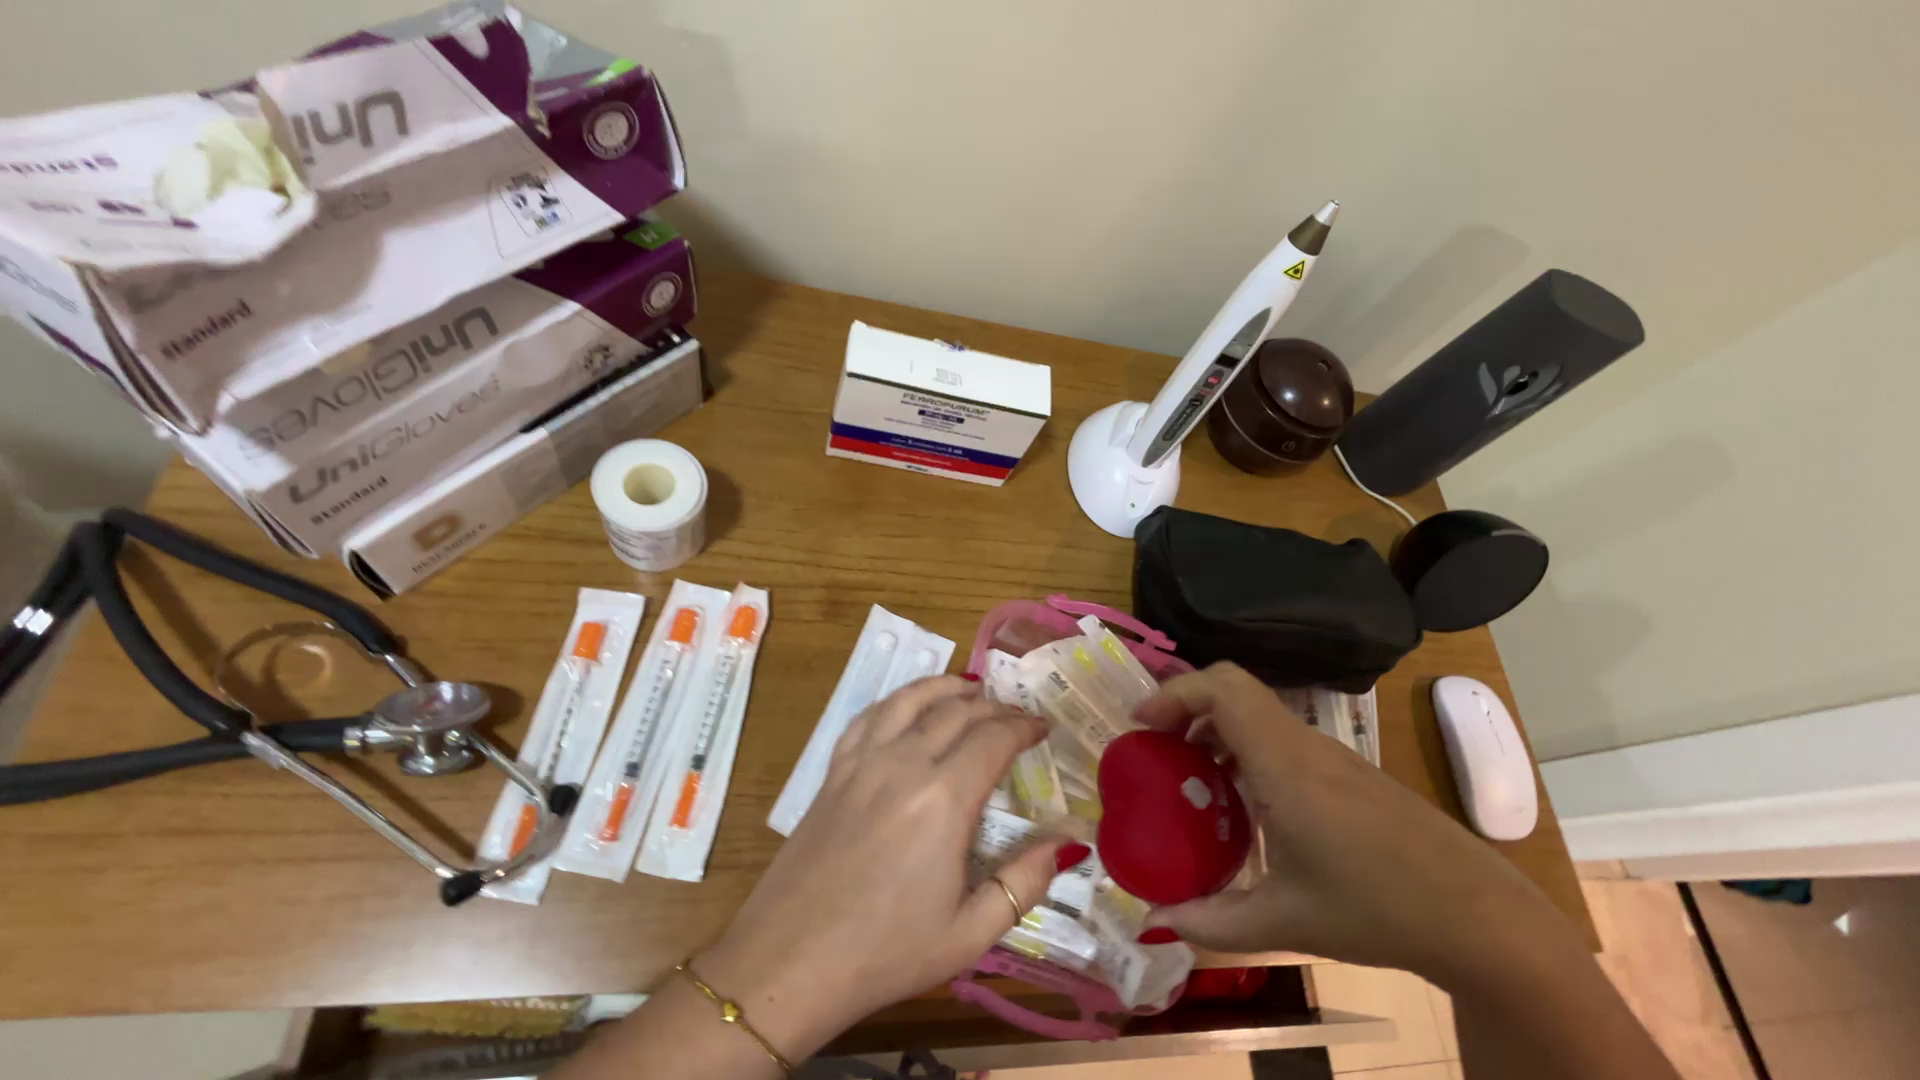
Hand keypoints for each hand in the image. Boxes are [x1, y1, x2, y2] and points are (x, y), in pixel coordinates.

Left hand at [697, 676, 1066, 1057]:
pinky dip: (897, 701)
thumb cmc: (885, 954)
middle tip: (1016, 716)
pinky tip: (907, 707)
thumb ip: (1023, 883)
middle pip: (956, 712)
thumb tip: (1067, 843)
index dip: (1023, 727)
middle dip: (993, 707)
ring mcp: (861, 764)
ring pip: (909, 701)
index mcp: (943, 800)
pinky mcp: (832, 773)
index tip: (1043, 729)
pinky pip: (868, 717)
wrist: (789, 963)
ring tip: (970, 689)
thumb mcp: (969, 935)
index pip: (993, 739)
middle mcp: (902, 764)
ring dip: (945, 688)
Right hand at [1136, 663, 1578, 987]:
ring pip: (1260, 715)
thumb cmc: (1377, 909)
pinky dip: (1247, 752)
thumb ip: (1210, 922)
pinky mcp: (1351, 773)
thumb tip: (1155, 921)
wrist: (1479, 916)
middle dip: (1186, 710)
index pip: (1224, 688)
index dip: (1175, 692)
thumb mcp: (1283, 922)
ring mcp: (1334, 756)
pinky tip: (1245, 806)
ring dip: (1216, 732)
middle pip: (1236, 692)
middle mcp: (1307, 746)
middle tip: (1156, 752)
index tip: (1141, 725)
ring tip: (1192, 781)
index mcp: (1284, 765)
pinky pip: (1283, 740)